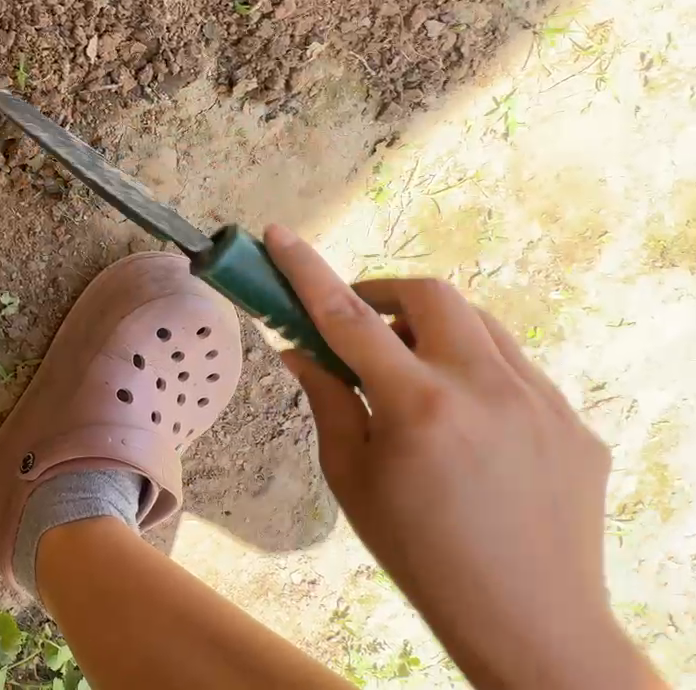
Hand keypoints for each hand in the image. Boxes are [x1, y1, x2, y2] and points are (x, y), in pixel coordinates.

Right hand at [265, 225, 660, 689]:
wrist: (532, 619)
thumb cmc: (417, 547)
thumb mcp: (348, 472)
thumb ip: (327, 397)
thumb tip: (299, 348)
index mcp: (420, 407)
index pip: (347, 317)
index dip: (306, 271)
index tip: (279, 235)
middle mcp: (488, 392)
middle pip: (432, 297)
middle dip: (383, 295)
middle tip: (355, 325)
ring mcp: (544, 406)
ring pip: (479, 324)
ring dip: (429, 327)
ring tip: (405, 368)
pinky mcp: (576, 425)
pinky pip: (513, 366)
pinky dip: (469, 365)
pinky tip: (455, 411)